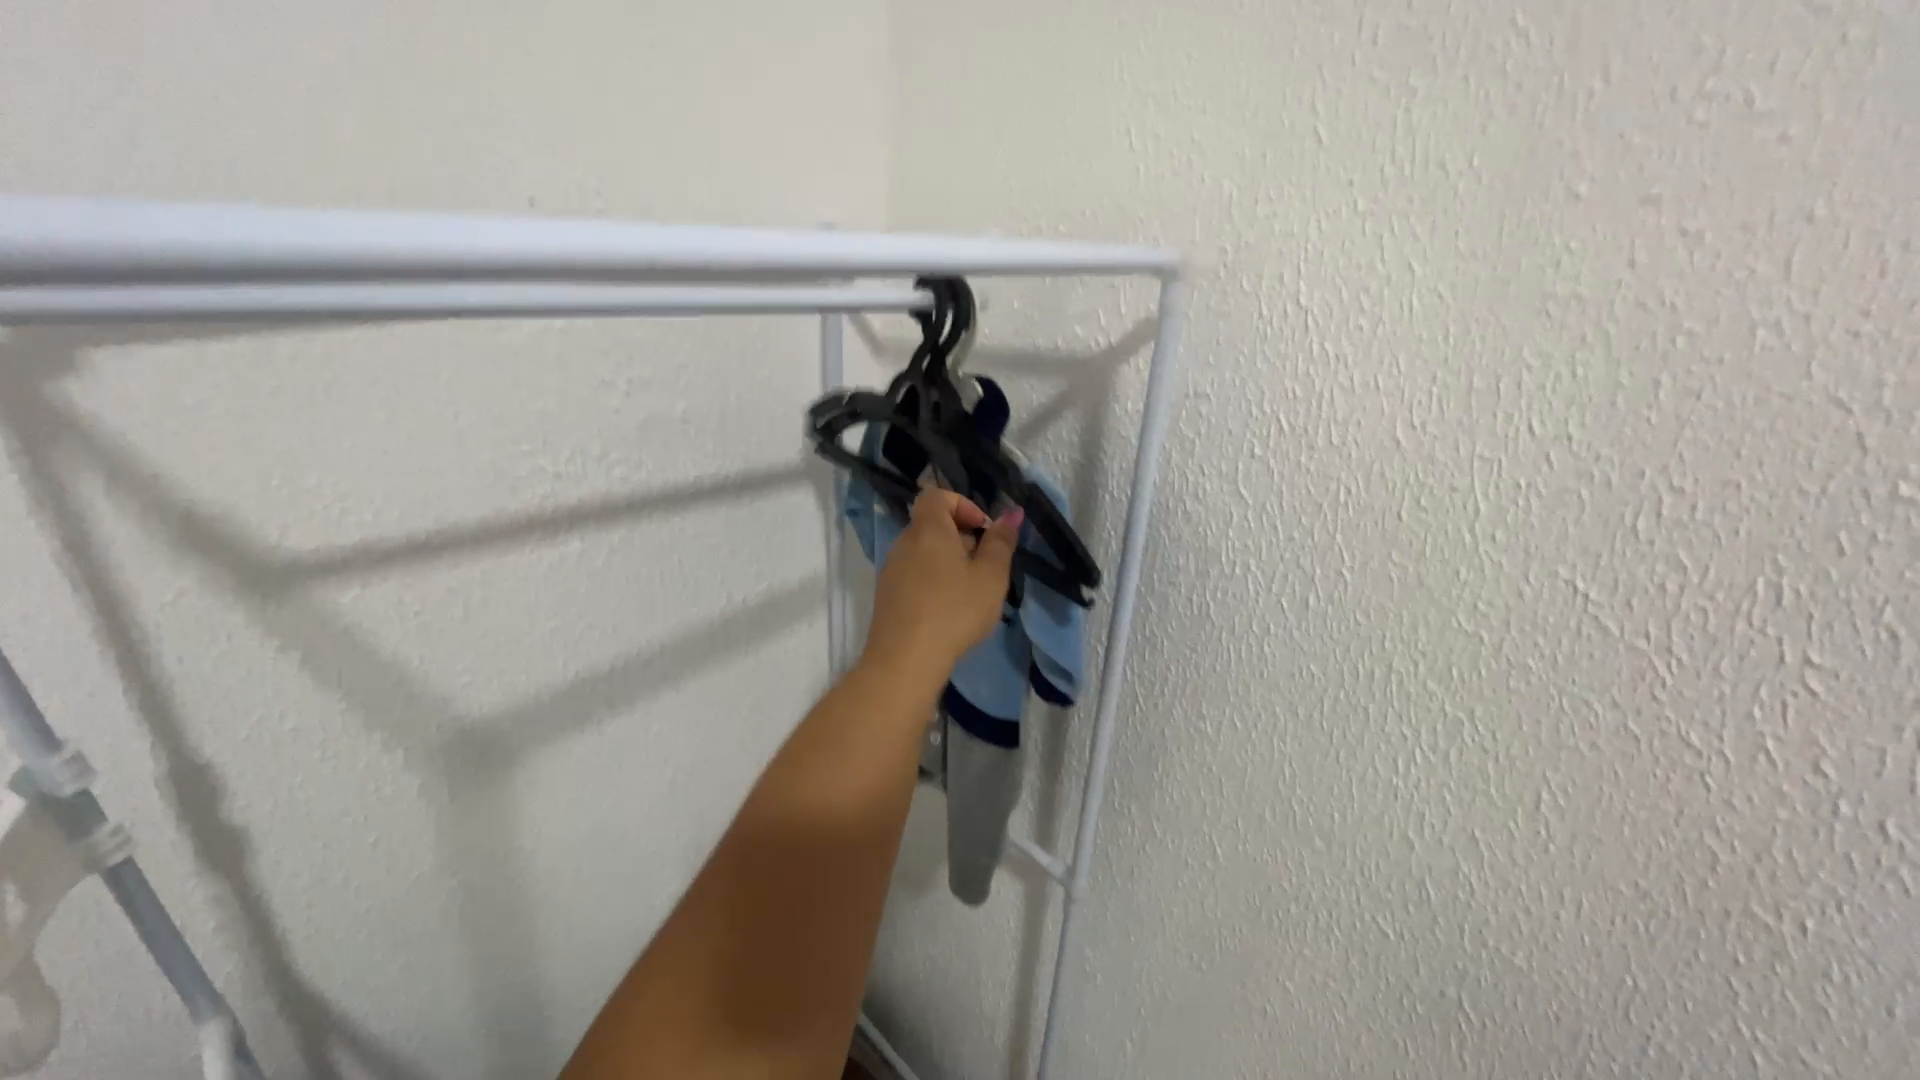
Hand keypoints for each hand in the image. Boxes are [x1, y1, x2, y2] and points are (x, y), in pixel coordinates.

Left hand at [861, 489, 1022, 681]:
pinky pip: (913, 574)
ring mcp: (890, 570)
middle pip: (930, 524)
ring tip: (969, 591)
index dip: (962, 504)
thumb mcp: (990, 576)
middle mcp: (903, 542)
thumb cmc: (954, 610)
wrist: (905, 659)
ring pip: (922, 551)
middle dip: (960, 537)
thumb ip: (1001, 542)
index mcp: (927, 529)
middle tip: (983, 565)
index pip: (936, 495)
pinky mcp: (886, 596)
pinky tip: (948, 610)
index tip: (983, 531)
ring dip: (947, 561)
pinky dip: (932, 580)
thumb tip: (1011, 514)